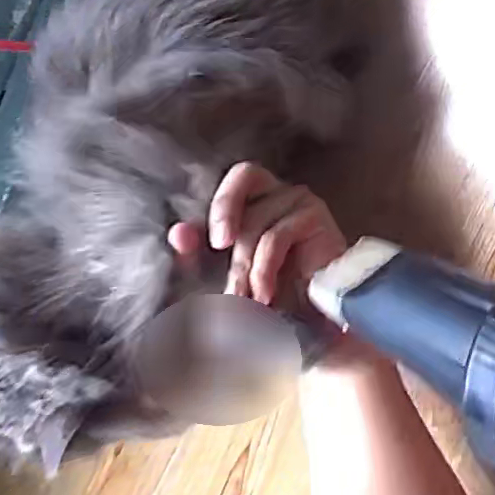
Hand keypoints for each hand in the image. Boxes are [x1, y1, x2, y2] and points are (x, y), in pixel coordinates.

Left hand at [167, 162, 346, 310]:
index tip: (186, 240)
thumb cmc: (272, 298)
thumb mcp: (223, 280)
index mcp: (256, 203)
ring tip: (244, 301)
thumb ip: (198, 259)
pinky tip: (264, 295)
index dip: (211, 203)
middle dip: (223, 208)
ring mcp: (300, 202)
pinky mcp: (316, 217)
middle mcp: (278, 194)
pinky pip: (275, 237)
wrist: (315, 319)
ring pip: (254, 221)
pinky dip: (263, 270)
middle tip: (219, 245)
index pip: (234, 181)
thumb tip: (179, 232)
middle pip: (245, 175)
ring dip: (242, 267)